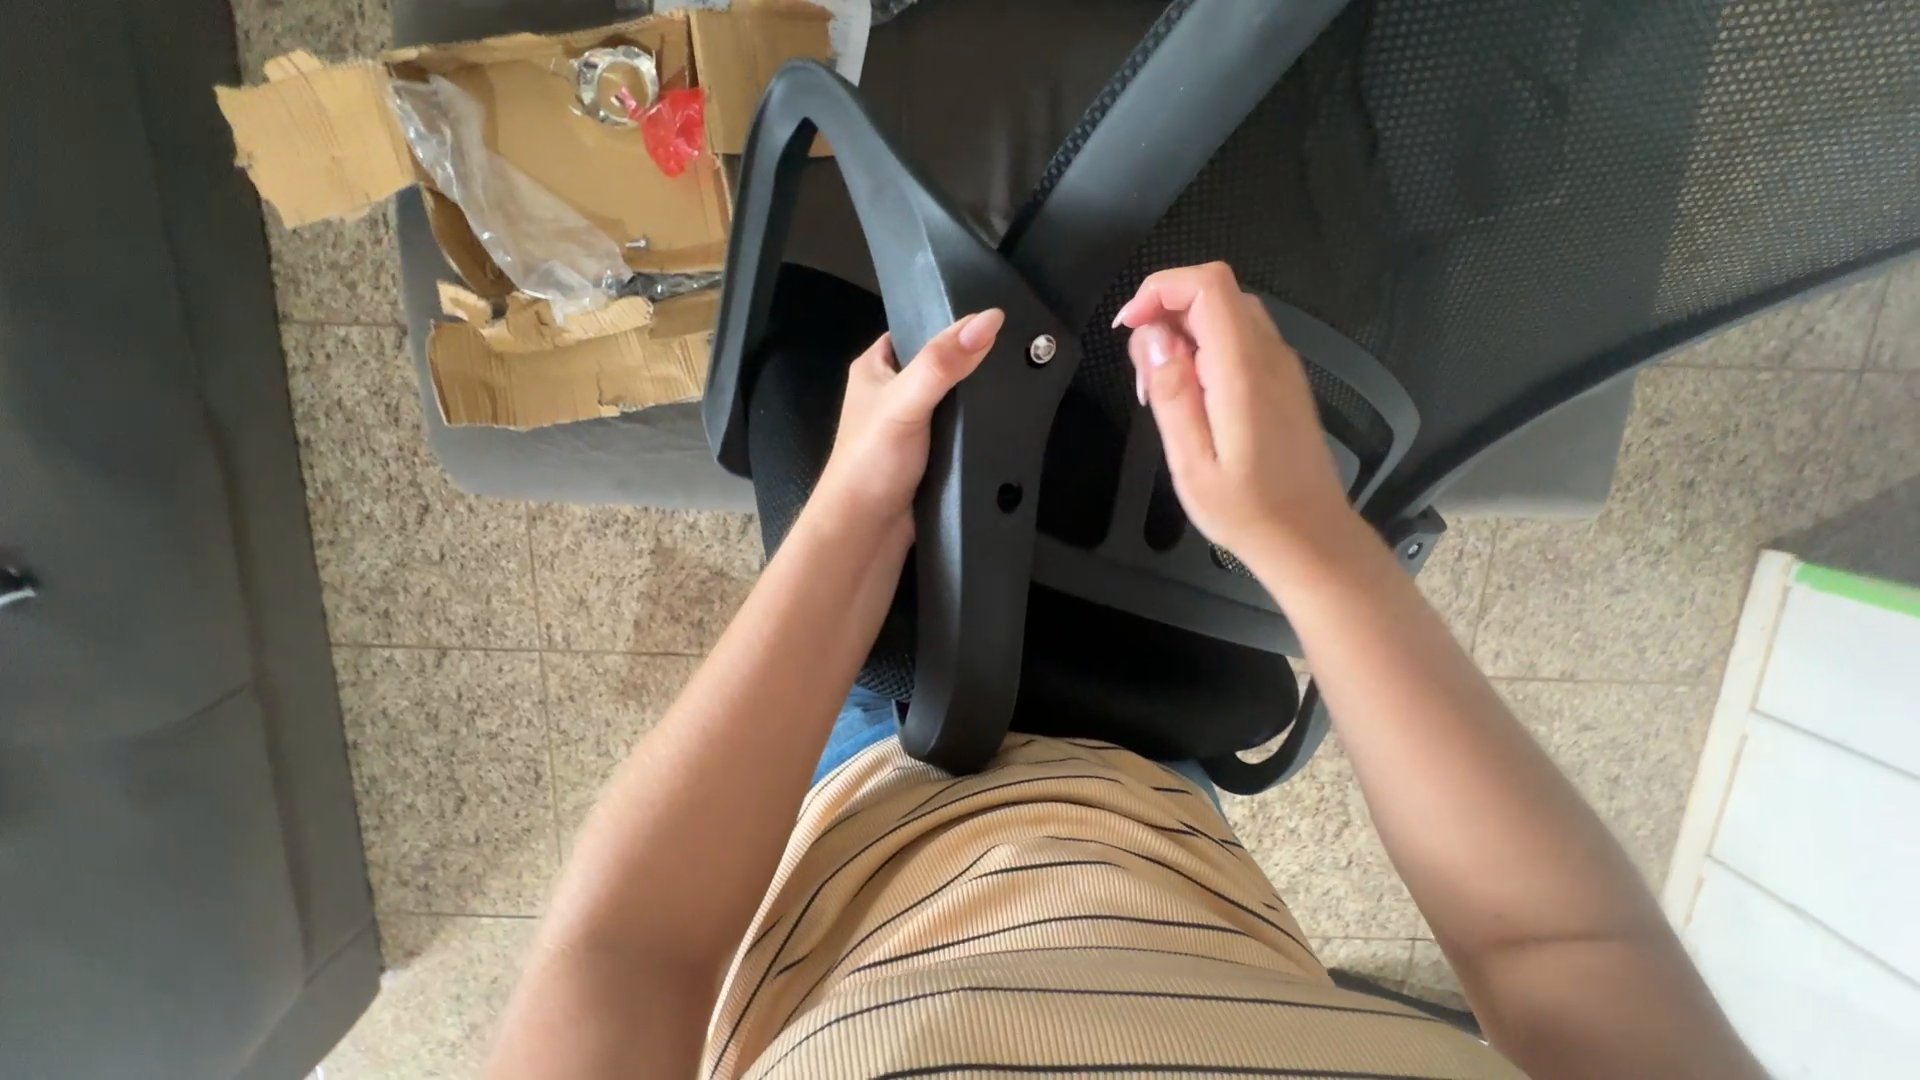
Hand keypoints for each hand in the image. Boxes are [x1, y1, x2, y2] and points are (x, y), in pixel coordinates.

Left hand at [812, 308, 1004, 537]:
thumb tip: (990, 319)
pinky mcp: (930, 455)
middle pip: (940, 364)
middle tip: (1019, 346)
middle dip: (972, 359)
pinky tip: (1006, 418)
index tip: (995, 316)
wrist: (866, 532)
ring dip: (979, 396)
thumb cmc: (873, 460)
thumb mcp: (906, 401)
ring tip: (1022, 376)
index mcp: (874, 367)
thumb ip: (944, 363)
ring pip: (953, 400)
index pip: (917, 329)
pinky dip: (979, 427)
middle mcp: (891, 393)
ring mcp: (911, 426)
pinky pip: (960, 431)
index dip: (951, 321)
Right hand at [1115, 262, 1352, 560]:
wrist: (1308, 536)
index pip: (1207, 287)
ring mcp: (1281, 366)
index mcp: (1244, 372)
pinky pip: (1239, 340)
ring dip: (1183, 335)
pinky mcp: (1282, 380)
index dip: (1160, 290)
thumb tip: (1152, 336)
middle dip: (1166, 315)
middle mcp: (1269, 357)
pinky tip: (1192, 399)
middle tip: (1144, 378)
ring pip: (1226, 314)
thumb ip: (1172, 393)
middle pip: (1215, 292)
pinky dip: (1204, 351)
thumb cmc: (1246, 509)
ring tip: (1163, 392)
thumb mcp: (1190, 462)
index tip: (1127, 327)